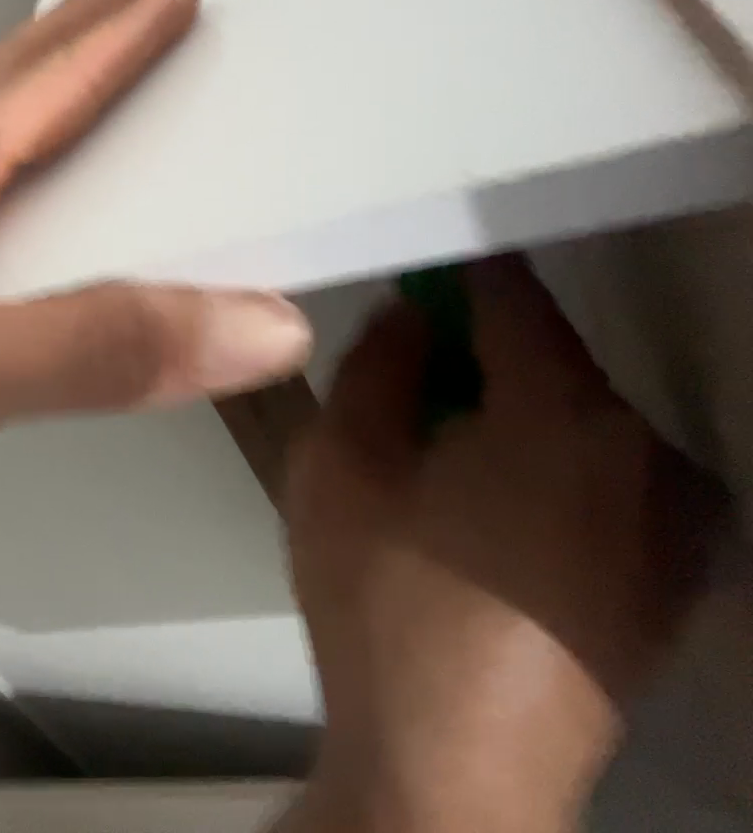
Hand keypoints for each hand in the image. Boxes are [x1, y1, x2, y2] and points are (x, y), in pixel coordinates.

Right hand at [281, 259, 724, 832]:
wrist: (453, 752)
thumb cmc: (383, 597)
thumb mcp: (340, 463)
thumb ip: (375, 370)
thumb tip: (409, 318)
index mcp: (565, 419)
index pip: (516, 304)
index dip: (462, 275)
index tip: (421, 261)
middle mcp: (648, 459)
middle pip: (551, 369)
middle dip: (472, 362)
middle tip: (393, 386)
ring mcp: (674, 526)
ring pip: (575, 430)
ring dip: (503, 420)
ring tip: (426, 468)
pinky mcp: (668, 580)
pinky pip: (600, 486)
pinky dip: (538, 473)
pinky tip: (473, 524)